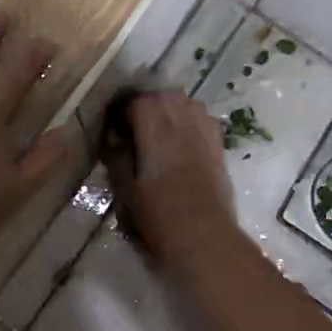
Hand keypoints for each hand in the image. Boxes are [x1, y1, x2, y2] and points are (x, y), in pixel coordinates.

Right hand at [125, 92, 245, 269]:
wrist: (204, 235)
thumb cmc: (159, 215)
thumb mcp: (125, 189)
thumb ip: (117, 157)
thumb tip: (112, 141)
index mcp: (155, 125)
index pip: (135, 101)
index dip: (120, 112)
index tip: (112, 128)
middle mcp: (181, 117)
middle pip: (162, 96)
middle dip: (146, 107)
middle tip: (133, 129)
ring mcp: (204, 127)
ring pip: (184, 102)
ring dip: (169, 110)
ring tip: (158, 132)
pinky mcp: (218, 141)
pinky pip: (201, 117)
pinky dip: (188, 121)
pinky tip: (182, 141)